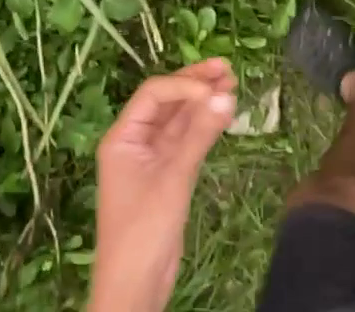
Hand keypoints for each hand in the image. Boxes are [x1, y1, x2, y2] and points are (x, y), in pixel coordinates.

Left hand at [89, 59, 236, 311]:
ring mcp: (151, 159)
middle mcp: (135, 142)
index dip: (184, 85)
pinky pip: (186, 140)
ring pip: (179, 120)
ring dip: (203, 103)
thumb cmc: (144, 229)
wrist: (135, 285)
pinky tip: (223, 114)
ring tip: (232, 84)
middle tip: (228, 69)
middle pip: (166, 102)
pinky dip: (204, 126)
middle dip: (195, 84)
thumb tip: (226, 95)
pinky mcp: (167, 175)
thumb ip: (200, 134)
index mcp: (122, 137)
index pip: (154, 94)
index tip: (215, 89)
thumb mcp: (173, 178)